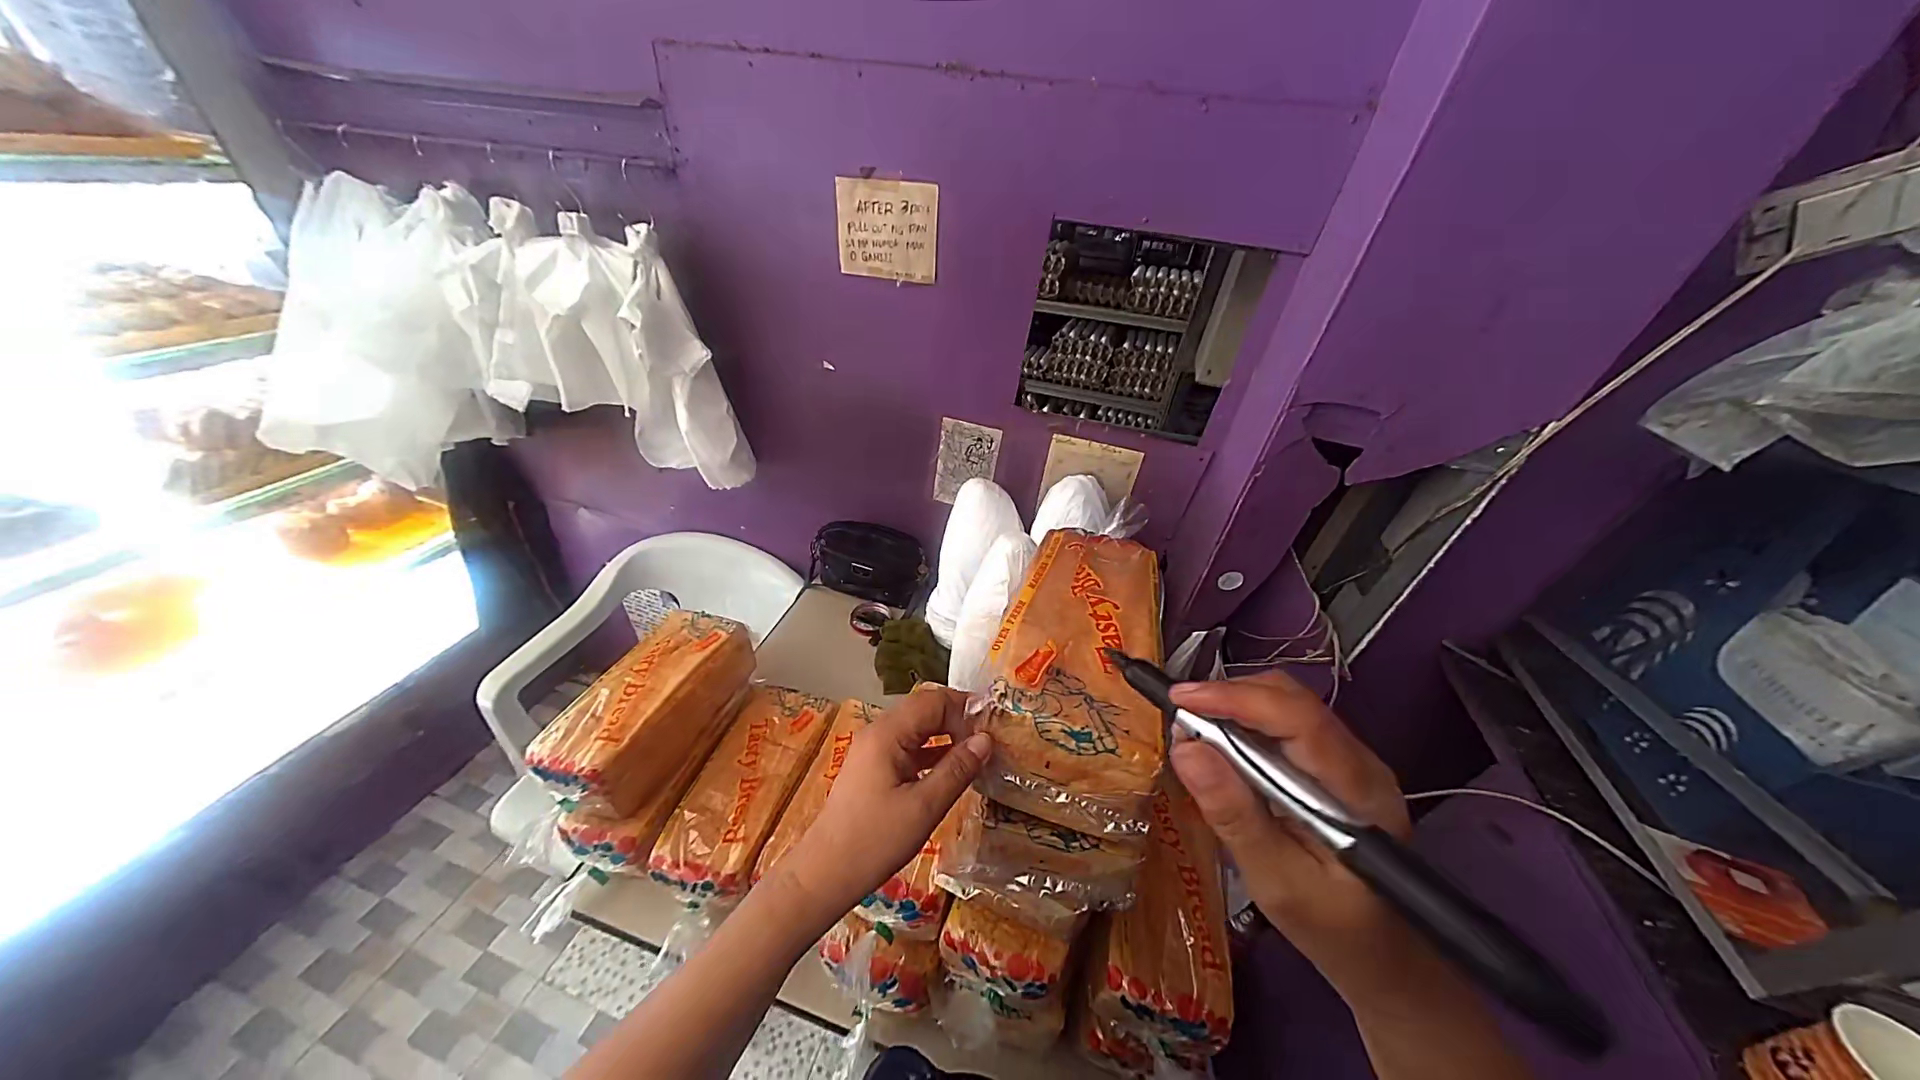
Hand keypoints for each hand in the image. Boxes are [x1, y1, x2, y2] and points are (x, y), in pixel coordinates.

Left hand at [776, 686, 991, 921]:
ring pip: (916, 729)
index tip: (993, 727)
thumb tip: (986, 740)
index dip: (965, 708)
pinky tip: (951, 771)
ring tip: (977, 754)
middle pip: (924, 710)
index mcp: (887, 733)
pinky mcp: (872, 769)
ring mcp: (872, 750)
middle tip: (989, 741)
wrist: (825, 873)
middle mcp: (878, 732)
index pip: (933, 700)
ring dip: (946, 736)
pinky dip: (931, 753)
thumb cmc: (875, 840)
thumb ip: (957, 769)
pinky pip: (907, 748)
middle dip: (958, 720)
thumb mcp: (924, 806)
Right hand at [1168, 672, 1415, 990]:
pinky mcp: (1334, 765)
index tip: (1179, 699)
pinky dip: (1244, 722)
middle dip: (1229, 696)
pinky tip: (1219, 745)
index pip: (1297, 718)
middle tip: (1178, 715)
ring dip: (1234, 706)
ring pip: (1287, 704)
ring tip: (1192, 729)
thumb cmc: (1335, 930)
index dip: (1235, 699)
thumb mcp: (1277, 883)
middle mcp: (1360, 761)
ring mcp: (1351, 760)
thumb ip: (1236, 816)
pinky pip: (1285, 723)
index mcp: (1357, 790)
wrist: (1389, 958)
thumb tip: (1186, 749)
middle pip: (1291, 699)